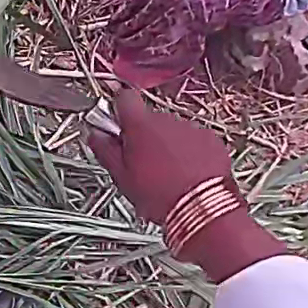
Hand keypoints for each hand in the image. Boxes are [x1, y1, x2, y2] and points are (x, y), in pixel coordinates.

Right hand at [86, 89, 284, 281]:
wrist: (202, 209)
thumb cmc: (159, 195)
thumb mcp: (121, 176)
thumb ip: (105, 150)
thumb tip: (95, 135)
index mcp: (140, 126)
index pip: (124, 98)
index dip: (117, 109)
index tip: (114, 125)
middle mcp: (167, 120)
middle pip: (148, 119)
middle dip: (142, 136)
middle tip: (137, 162)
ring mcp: (192, 129)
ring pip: (171, 131)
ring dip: (165, 145)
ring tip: (162, 174)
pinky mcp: (211, 140)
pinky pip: (194, 140)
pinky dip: (188, 152)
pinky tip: (183, 174)